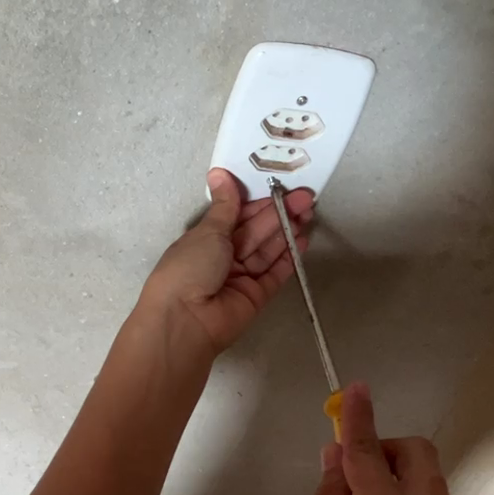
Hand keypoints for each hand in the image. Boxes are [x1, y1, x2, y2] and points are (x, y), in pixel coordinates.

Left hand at [138, 168, 313, 355]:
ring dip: (287, 231)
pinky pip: (275, 273)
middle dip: (279, 213)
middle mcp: (224, 257)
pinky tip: (302, 240)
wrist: (185, 321)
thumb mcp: (207, 231)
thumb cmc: (188, 269)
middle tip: (306, 197)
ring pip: (268, 250)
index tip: (280, 186)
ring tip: (308, 213)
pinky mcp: (256, 296)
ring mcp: (241, 277)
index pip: (237, 215)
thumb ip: (225, 206)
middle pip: (256, 231)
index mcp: (206, 239)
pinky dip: (289, 258)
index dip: (259, 201)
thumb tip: (219, 173)